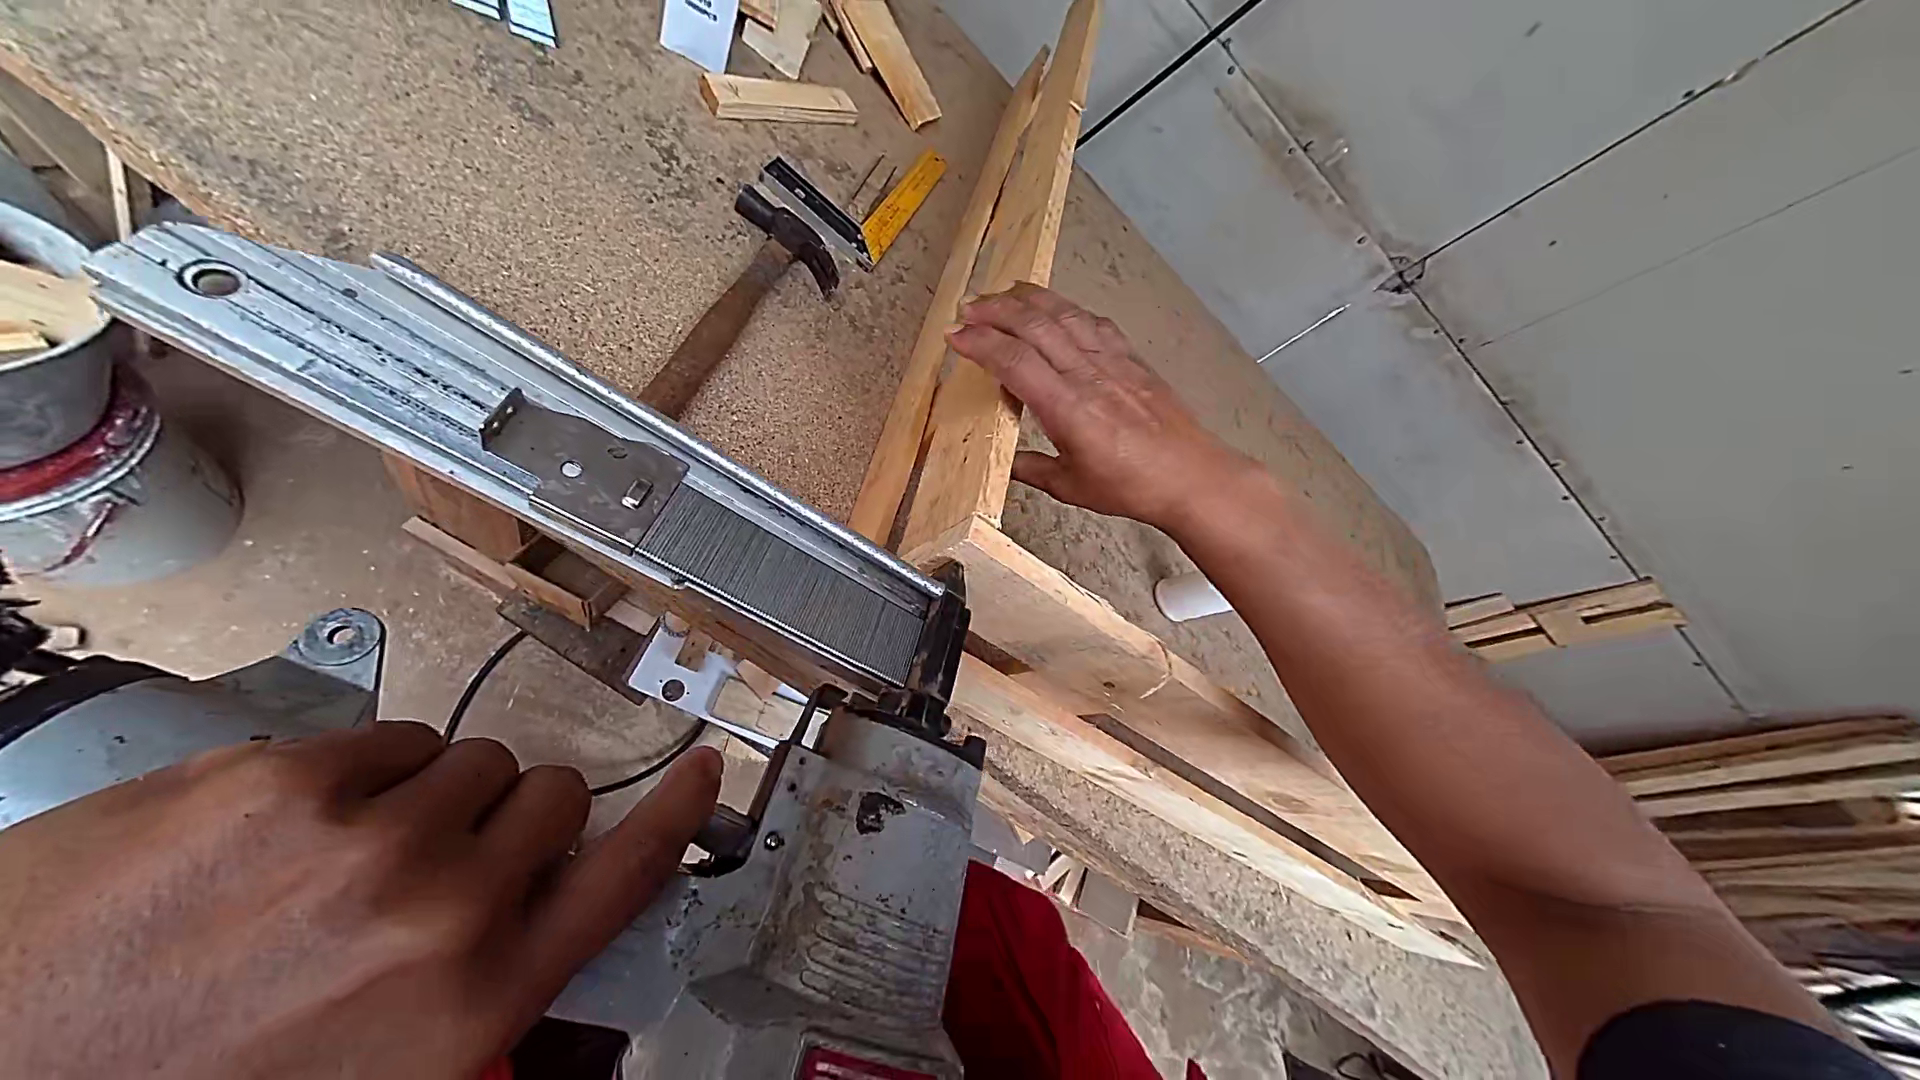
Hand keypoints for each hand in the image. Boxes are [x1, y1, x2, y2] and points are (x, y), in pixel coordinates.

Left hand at [0, 722, 720, 1079]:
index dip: (678, 814)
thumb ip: (496, 990)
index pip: (623, 875)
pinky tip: (289, 831)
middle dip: (517, 819)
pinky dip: (365, 773)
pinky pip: (388, 740)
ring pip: (477, 760)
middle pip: (556, 794)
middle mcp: (436, 912)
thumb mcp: (386, 1074)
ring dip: (439, 797)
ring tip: (354, 854)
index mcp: (470, 1001)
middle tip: (451, 859)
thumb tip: (558, 916)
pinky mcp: (272, 781)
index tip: (703, 770)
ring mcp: (355, 838)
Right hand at [946, 285, 1260, 531]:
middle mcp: (1089, 376)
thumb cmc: (1135, 485)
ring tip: (1003, 293)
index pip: (1014, 361)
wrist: (1191, 476)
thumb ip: (1032, 469)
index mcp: (1068, 408)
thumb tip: (1008, 463)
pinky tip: (1055, 308)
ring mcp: (1113, 363)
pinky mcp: (1131, 360)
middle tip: (969, 308)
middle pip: (1035, 326)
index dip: (980, 343)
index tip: (956, 336)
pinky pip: (1094, 323)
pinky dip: (1068, 309)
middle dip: (996, 310)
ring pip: (1064, 315)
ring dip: (1029, 300)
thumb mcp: (1071, 486)